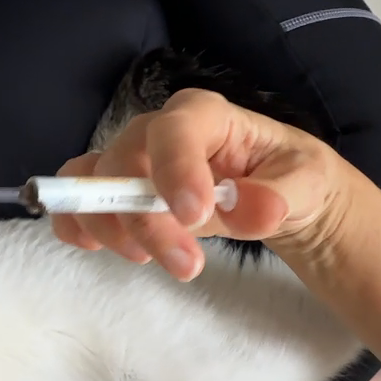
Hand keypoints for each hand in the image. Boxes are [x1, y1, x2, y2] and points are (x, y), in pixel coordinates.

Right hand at [51, 88, 354, 279]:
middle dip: (144, 217)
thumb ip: (279, 196)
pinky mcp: (117, 192)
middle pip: (124, 163)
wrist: (278, 197)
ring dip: (108, 225)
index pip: (174, 129)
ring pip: (92, 182)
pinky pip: (78, 199)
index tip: (192, 216)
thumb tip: (250, 209)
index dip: (173, 167)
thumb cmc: (290, 179)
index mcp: (202, 115)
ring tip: (149, 260)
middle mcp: (155, 132)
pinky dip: (74, 221)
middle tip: (185, 265)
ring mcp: (130, 162)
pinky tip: (91, 246)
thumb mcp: (307, 185)